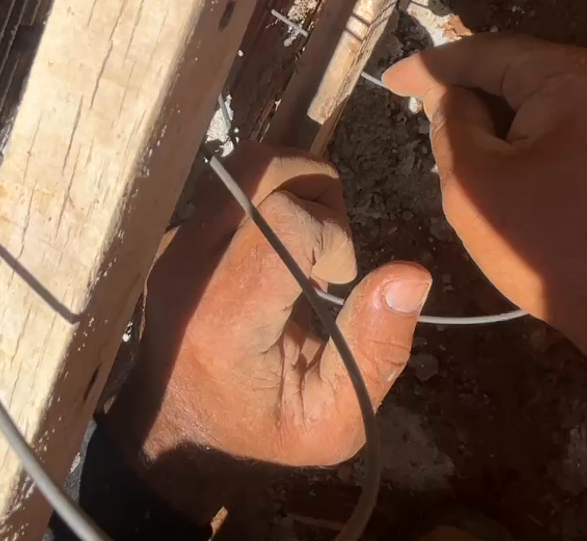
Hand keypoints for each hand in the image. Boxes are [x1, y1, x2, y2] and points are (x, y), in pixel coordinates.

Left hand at [106, 145, 430, 521]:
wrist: (179, 419)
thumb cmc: (257, 424)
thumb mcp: (332, 420)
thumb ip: (375, 351)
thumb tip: (411, 274)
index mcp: (225, 316)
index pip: (284, 220)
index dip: (331, 234)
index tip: (336, 278)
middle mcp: (189, 264)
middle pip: (262, 169)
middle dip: (318, 189)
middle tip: (328, 245)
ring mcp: (175, 239)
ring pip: (246, 163)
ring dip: (295, 184)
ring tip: (305, 239)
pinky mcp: (176, 228)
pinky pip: (233, 182)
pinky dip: (271, 195)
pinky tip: (277, 244)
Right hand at [383, 34, 586, 478]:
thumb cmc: (552, 248)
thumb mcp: (474, 180)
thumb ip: (450, 120)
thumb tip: (450, 94)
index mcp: (576, 76)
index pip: (485, 53)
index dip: (429, 66)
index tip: (390, 81)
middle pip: (517, 69)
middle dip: (465, 89)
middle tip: (417, 111)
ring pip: (540, 96)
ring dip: (496, 113)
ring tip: (455, 141)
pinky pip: (567, 120)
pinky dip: (527, 131)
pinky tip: (503, 161)